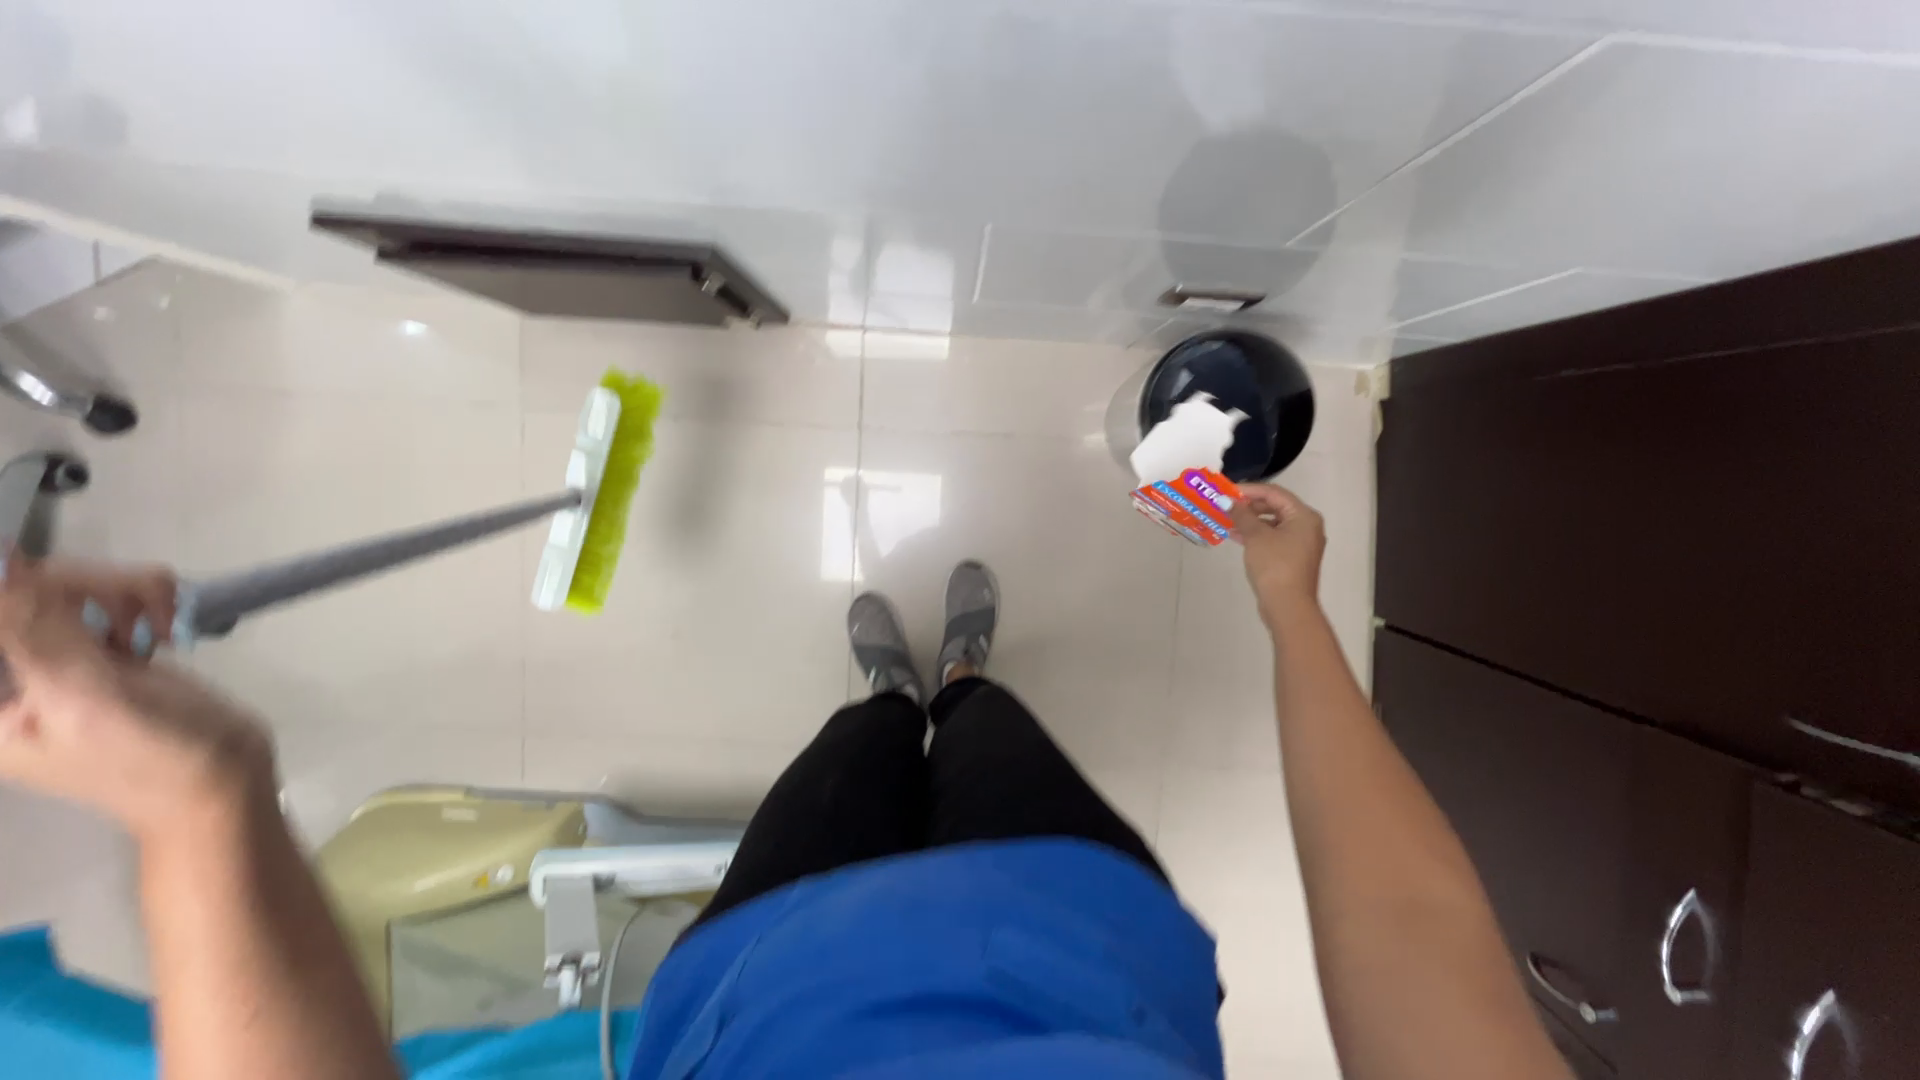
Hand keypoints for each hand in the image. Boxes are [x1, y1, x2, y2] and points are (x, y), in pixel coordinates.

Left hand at [0, 558, 271, 843]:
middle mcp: (2, 674)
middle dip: (88, 586)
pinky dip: (143, 599)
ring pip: (62, 585)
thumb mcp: (91, 701)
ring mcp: (48, 660)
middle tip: (150, 615)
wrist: (220, 786)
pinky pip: (101, 599)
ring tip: (165, 624)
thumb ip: (38, 634)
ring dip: (123, 590)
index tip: (90, 602)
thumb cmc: (154, 759)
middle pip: (17, 590)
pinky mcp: (96, 652)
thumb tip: (3, 560)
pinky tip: (166, 627)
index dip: (21, 587)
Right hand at [1230, 482, 1326, 624]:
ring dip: (1250, 521)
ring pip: (1273, 523)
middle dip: (1249, 506)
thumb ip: (1241, 515)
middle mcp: (1307, 525)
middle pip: (1275, 506)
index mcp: (1303, 515)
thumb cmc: (1274, 565)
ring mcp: (1302, 543)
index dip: (1248, 490)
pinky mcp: (1293, 557)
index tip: (1225, 491)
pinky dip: (1257, 535)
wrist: (1288, 605)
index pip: (1274, 493)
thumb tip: (1227, 501)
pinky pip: (1274, 537)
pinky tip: (1237, 537)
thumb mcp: (1255, 536)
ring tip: (1227, 521)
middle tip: (1225, 506)